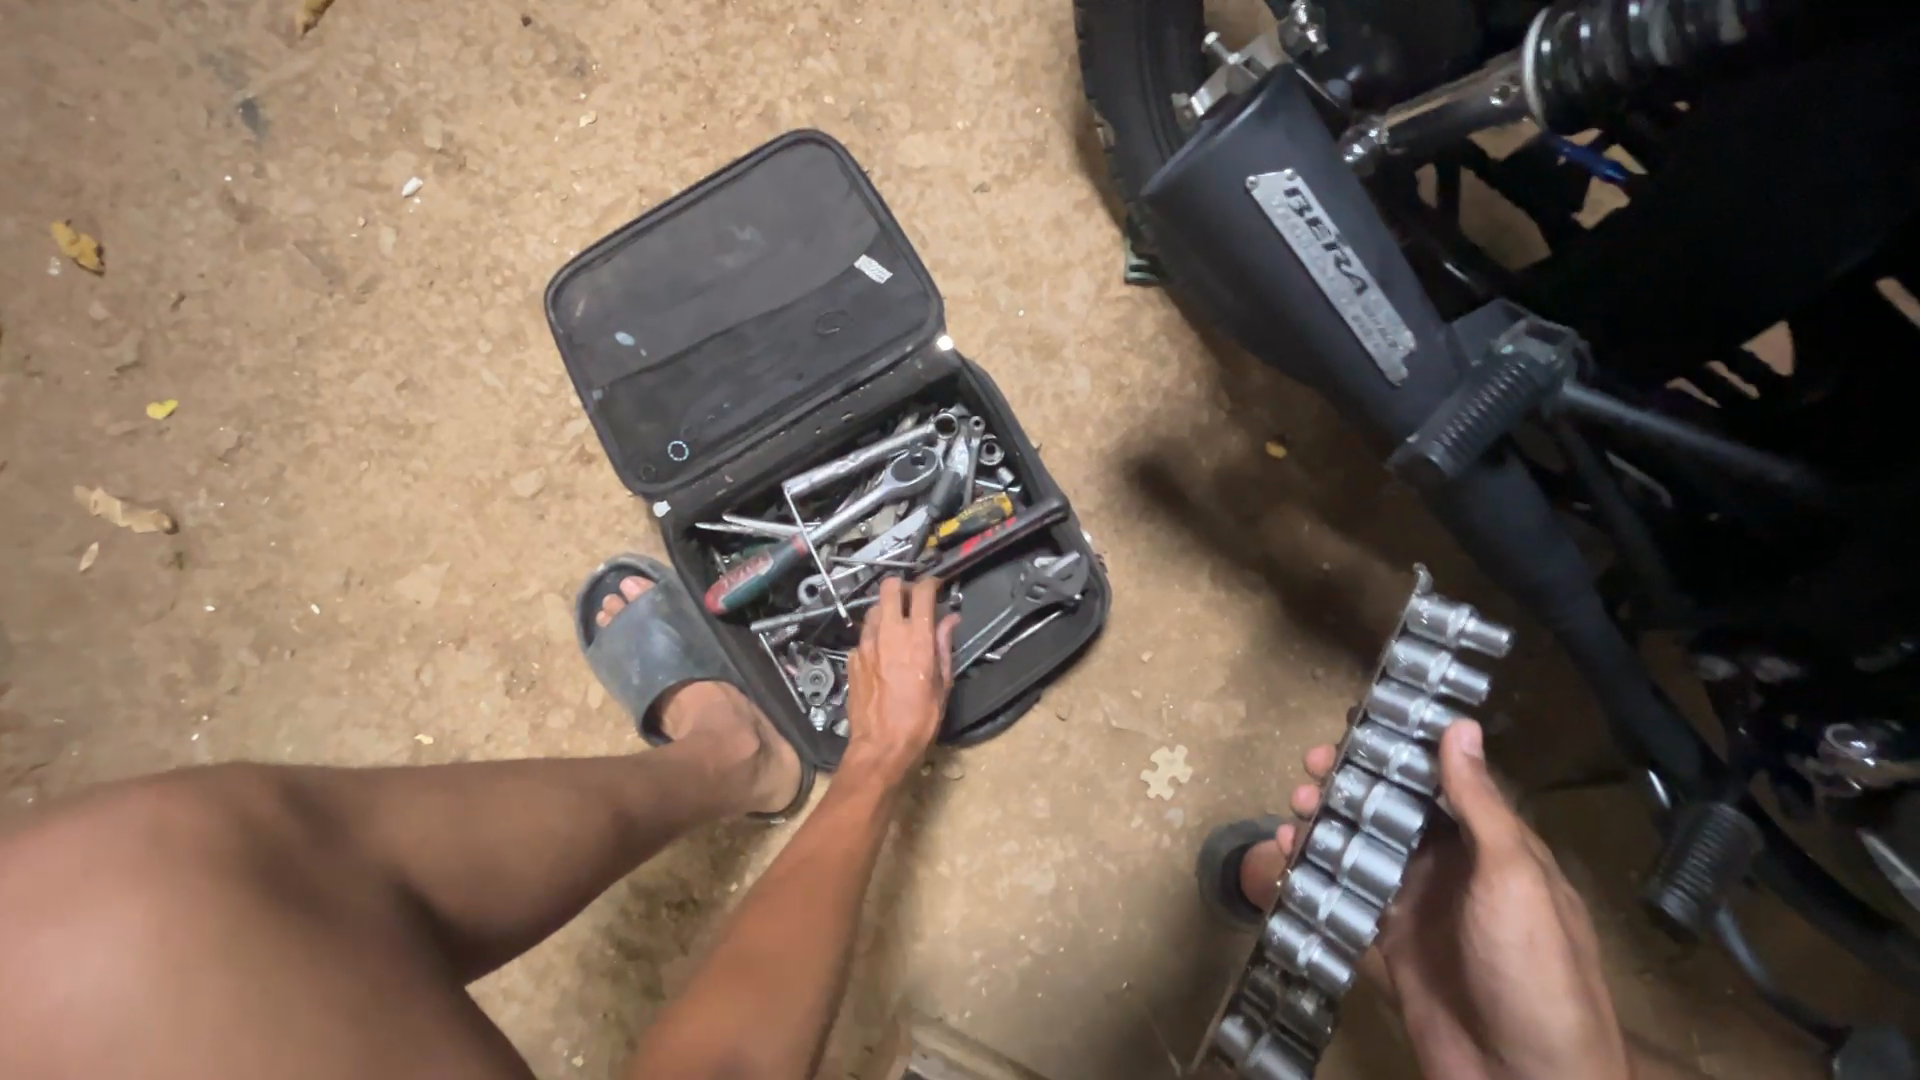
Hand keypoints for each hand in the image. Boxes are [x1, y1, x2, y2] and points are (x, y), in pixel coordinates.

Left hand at [841, 576, 958, 786]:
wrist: (881, 745)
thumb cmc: (919, 718)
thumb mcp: (943, 683)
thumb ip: (945, 645)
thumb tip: (951, 620)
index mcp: (917, 638)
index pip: (922, 592)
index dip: (930, 583)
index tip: (936, 585)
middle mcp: (889, 633)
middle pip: (890, 588)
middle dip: (902, 586)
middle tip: (912, 597)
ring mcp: (866, 644)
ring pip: (874, 610)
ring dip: (887, 610)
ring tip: (897, 623)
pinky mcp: (852, 659)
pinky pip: (864, 636)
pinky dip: (875, 636)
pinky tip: (882, 651)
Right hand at [1274, 722, 1630, 1079]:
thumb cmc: (1533, 971)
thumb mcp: (1514, 880)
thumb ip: (1480, 805)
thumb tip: (1461, 726)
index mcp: (1489, 846)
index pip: (1439, 780)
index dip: (1397, 749)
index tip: (1354, 722)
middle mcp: (1448, 866)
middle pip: (1390, 809)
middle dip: (1349, 781)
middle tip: (1310, 763)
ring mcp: (1413, 903)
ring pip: (1359, 844)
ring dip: (1325, 819)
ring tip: (1295, 805)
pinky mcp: (1384, 939)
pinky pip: (1341, 890)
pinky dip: (1310, 867)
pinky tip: (1285, 853)